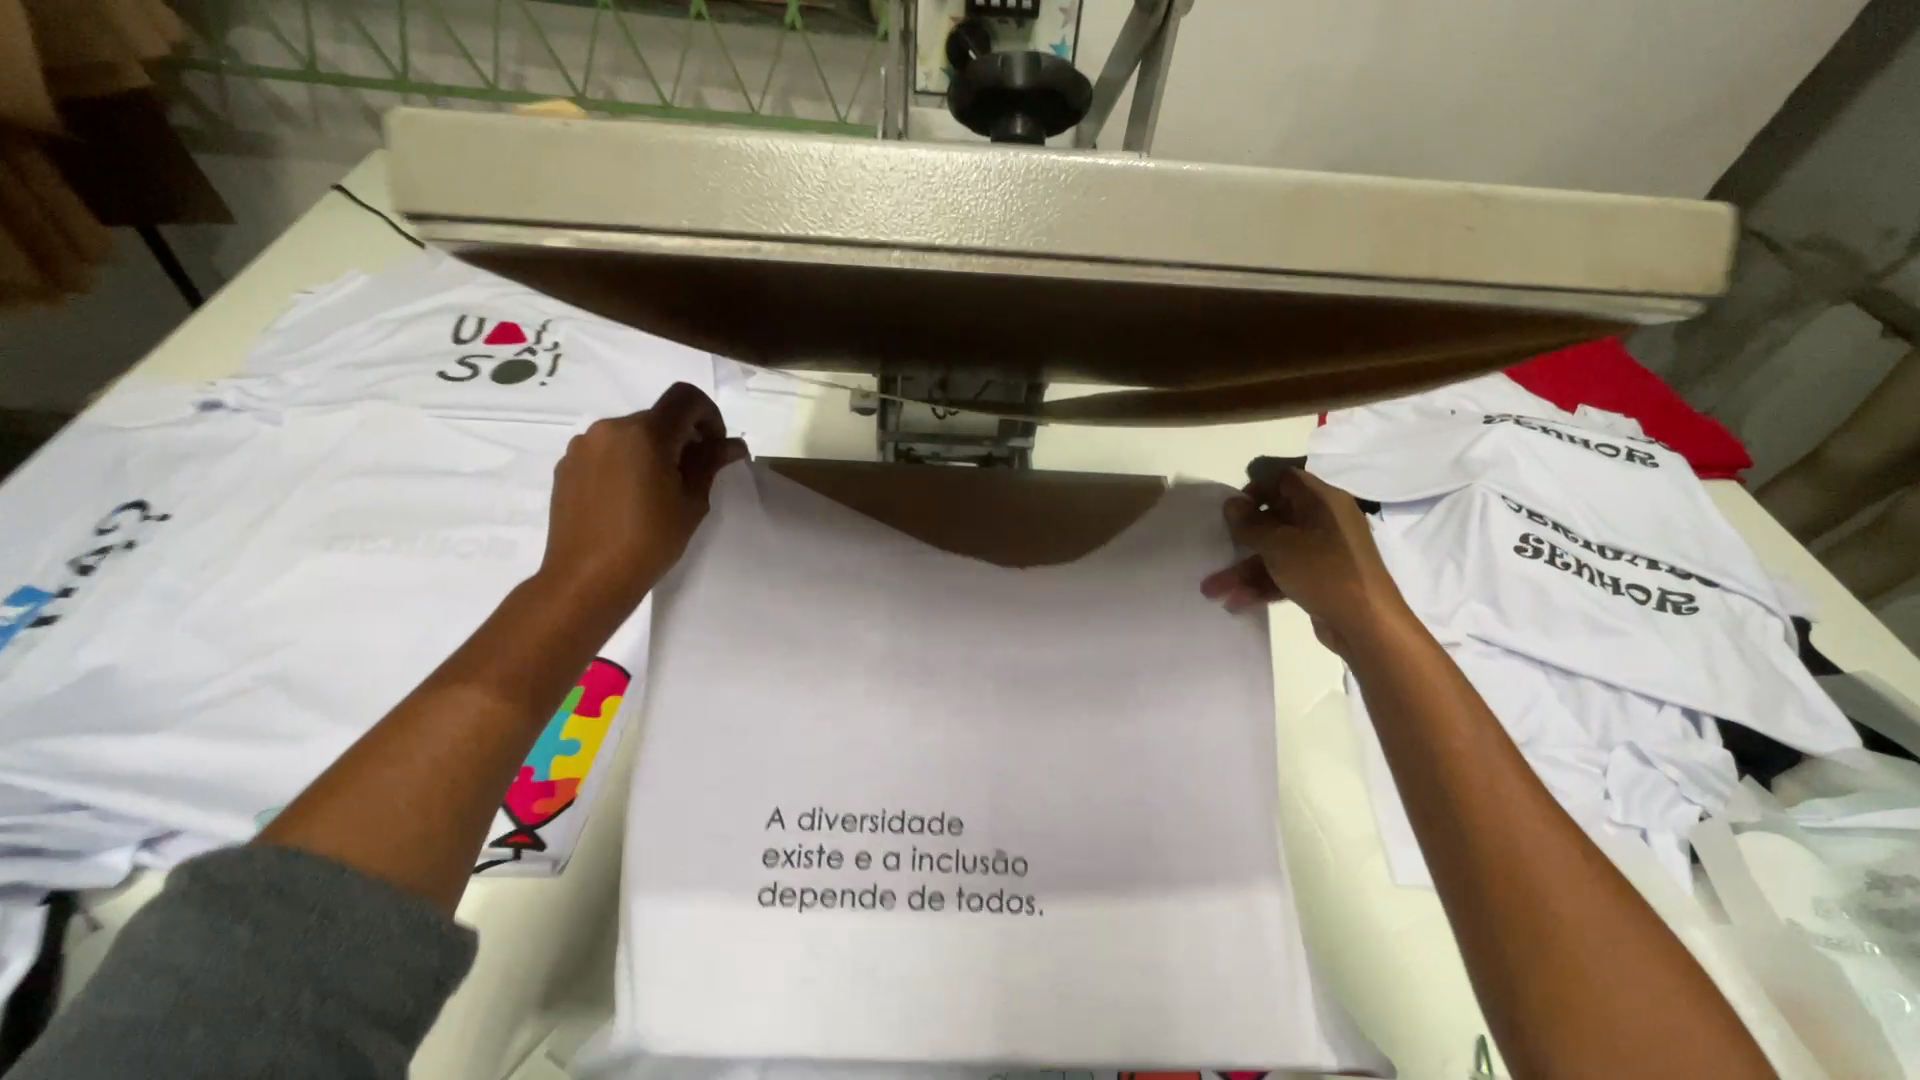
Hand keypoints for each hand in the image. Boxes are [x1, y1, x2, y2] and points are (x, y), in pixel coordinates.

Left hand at [540, 382, 748, 608]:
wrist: (586, 579)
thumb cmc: (649, 542)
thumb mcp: (692, 503)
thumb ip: (709, 463)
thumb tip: (732, 444)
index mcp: (645, 434)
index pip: (686, 397)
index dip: (709, 414)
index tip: (713, 447)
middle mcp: (610, 428)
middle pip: (658, 417)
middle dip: (680, 438)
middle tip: (691, 477)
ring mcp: (583, 446)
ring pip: (630, 434)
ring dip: (651, 451)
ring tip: (655, 493)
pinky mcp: (566, 466)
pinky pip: (606, 452)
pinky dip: (625, 464)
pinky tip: (627, 501)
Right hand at [1200, 458, 1413, 656]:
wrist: (1367, 622)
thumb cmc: (1322, 570)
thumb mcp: (1278, 544)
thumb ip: (1250, 524)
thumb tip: (1231, 504)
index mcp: (1322, 502)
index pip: (1285, 480)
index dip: (1257, 490)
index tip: (1234, 510)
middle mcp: (1325, 522)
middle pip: (1276, 520)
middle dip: (1242, 540)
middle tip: (1219, 550)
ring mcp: (1325, 552)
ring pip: (1277, 552)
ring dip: (1245, 569)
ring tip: (1213, 590)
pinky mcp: (1322, 579)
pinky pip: (1287, 573)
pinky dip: (1264, 584)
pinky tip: (1237, 602)